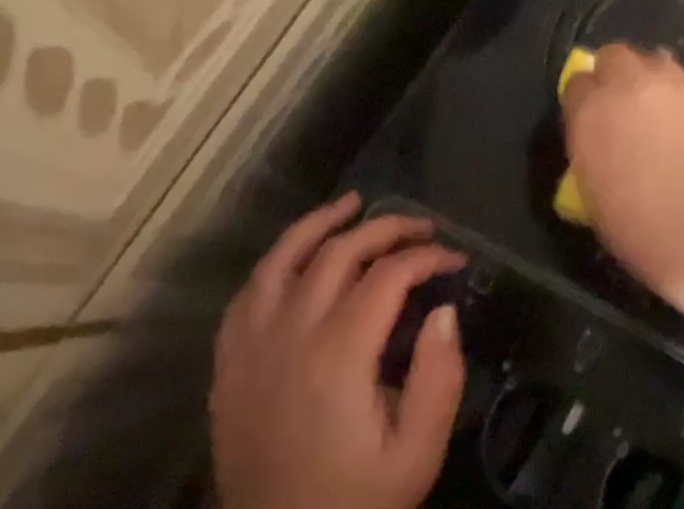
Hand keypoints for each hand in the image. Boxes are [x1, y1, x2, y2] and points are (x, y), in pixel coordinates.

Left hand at [211, 194, 466, 508]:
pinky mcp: (228, 364)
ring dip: (319, 224)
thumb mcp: (416, 452)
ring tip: (353, 204)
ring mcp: (250, 347)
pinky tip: (296, 257)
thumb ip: (437, 378)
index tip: (455, 260)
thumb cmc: (356, 498)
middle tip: (421, 226)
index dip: (426, 257)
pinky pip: (246, 294)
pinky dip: (275, 263)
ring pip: (281, 259)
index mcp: (338, 355)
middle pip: (338, 253)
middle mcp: (289, 335)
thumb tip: (443, 311)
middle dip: (386, 228)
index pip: (387, 276)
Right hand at [560, 44, 683, 301]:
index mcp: (590, 115)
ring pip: (654, 61)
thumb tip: (601, 149)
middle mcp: (628, 86)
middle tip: (624, 107)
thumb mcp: (596, 200)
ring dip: (651, 80)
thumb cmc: (646, 232)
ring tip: (662, 112)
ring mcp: (673, 83)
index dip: (583, 101)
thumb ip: (592, 159)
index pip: (576, 85)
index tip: (590, 120)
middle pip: (614, 57)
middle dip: (614, 75)